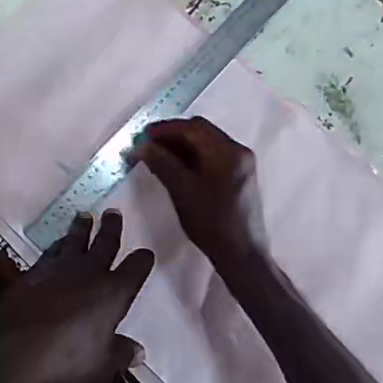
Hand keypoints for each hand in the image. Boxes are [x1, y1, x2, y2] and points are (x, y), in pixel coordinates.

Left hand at [0, 210, 154, 382]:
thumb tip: (138, 352)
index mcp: (112, 292)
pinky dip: (58, 245)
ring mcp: (59, 268)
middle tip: (113, 213)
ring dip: (81, 228)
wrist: (13, 343)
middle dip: (111, 229)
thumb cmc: (66, 356)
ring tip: (84, 216)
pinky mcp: (34, 271)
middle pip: (104, 244)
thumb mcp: (101, 364)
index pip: (134, 270)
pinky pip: (52, 251)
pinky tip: (57, 244)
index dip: (142, 261)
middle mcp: (88, 273)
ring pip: (75, 241)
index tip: (146, 254)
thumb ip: (120, 354)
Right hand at [134, 117, 268, 261]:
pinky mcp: (238, 176)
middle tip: (147, 144)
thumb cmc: (212, 222)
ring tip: (156, 157)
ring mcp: (241, 164)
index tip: (143, 135)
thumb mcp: (182, 191)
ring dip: (180, 147)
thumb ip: (161, 163)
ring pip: (205, 144)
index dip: (166, 128)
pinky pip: (211, 157)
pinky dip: (191, 158)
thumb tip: (141, 146)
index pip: (194, 128)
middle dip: (172, 136)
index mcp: (228, 152)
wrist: (240, 255)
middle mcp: (238, 152)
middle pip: (201, 133)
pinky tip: (173, 168)